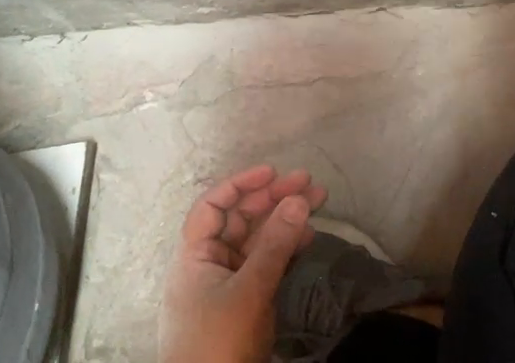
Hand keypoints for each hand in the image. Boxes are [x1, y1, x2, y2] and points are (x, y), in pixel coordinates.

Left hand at [159, 165, 328, 362]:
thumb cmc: (218, 342)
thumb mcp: (249, 291)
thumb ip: (275, 244)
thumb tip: (298, 198)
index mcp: (194, 257)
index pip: (212, 206)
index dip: (240, 184)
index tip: (274, 172)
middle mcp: (209, 265)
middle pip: (240, 219)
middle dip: (274, 198)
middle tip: (310, 183)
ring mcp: (228, 285)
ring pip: (257, 240)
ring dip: (286, 220)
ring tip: (319, 202)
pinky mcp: (245, 304)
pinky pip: (266, 263)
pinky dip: (286, 247)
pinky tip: (308, 238)